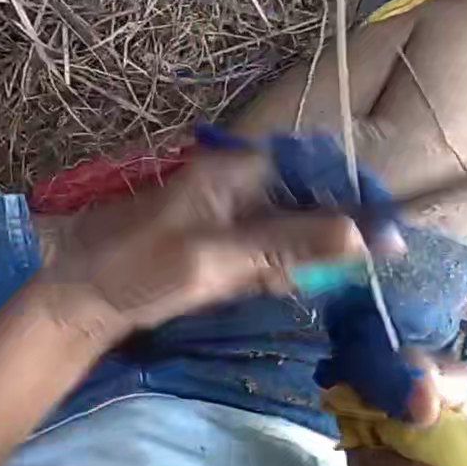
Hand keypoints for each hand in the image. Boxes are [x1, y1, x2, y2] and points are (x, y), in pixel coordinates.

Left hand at [37, 149, 371, 337]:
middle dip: (334, 227)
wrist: (83, 297)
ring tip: (340, 276)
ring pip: (286, 228)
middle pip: (300, 198)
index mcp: (229, 173)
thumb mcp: (214, 258)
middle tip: (372, 260)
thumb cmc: (139, 267)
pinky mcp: (217, 248)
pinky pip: (264, 253)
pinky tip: (297, 284)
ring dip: (311, 252)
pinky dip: (283, 269)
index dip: (346, 192)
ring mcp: (224, 219)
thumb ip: (284, 244)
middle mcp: (232, 188)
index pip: (305, 168)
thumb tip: (361, 234)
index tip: (383, 227)